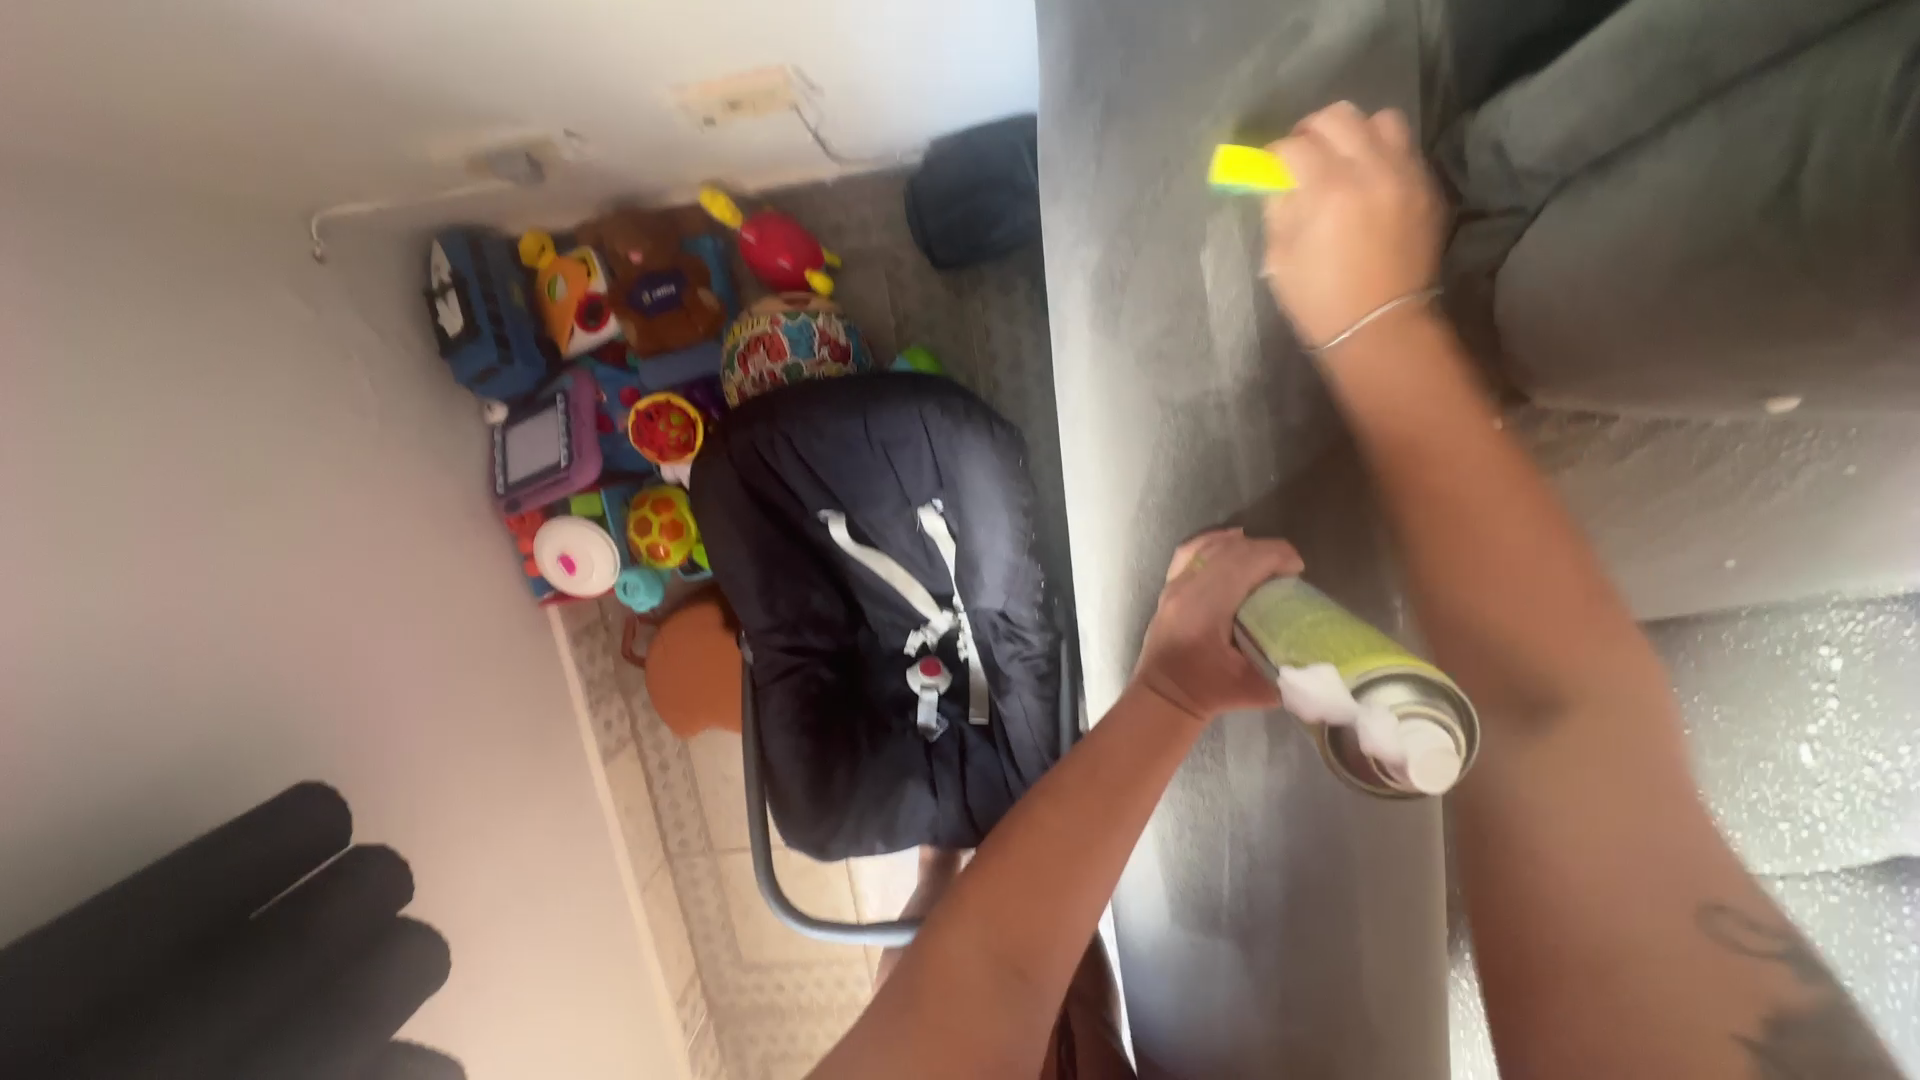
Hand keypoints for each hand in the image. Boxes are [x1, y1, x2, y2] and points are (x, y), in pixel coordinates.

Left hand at [1130, 529, 1304, 721]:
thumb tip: (1326, 658)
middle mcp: (1186, 589)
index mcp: (1205, 609)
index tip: (1298, 568)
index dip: (1275, 556)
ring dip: (1244, 546)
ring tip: (1268, 559)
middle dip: (1265, 550)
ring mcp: (1174, 585)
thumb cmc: (1210, 692)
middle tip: (1290, 568)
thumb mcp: (1257, 687)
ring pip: (1210, 547)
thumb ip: (1291, 672)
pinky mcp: (1169, 587)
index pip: (1243, 564)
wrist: (1165, 695)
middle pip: (1229, 551)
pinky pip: (1192, 551)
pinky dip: (1215, 541)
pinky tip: (1235, 540)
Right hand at [1262, 102, 1444, 350]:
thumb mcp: (1279, 259)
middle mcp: (1369, 170)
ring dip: (1354, 134)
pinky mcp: (1426, 187)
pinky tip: (1368, 181)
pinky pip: (1403, 149)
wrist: (1380, 326)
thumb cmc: (1319, 300)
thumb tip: (1277, 182)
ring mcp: (1404, 175)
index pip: (1291, 146)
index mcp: (1325, 190)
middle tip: (1301, 156)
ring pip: (1379, 121)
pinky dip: (1380, 155)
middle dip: (1311, 132)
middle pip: (1337, 117)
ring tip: (1343, 159)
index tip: (1267, 169)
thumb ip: (1277, 209)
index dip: (1272, 155)